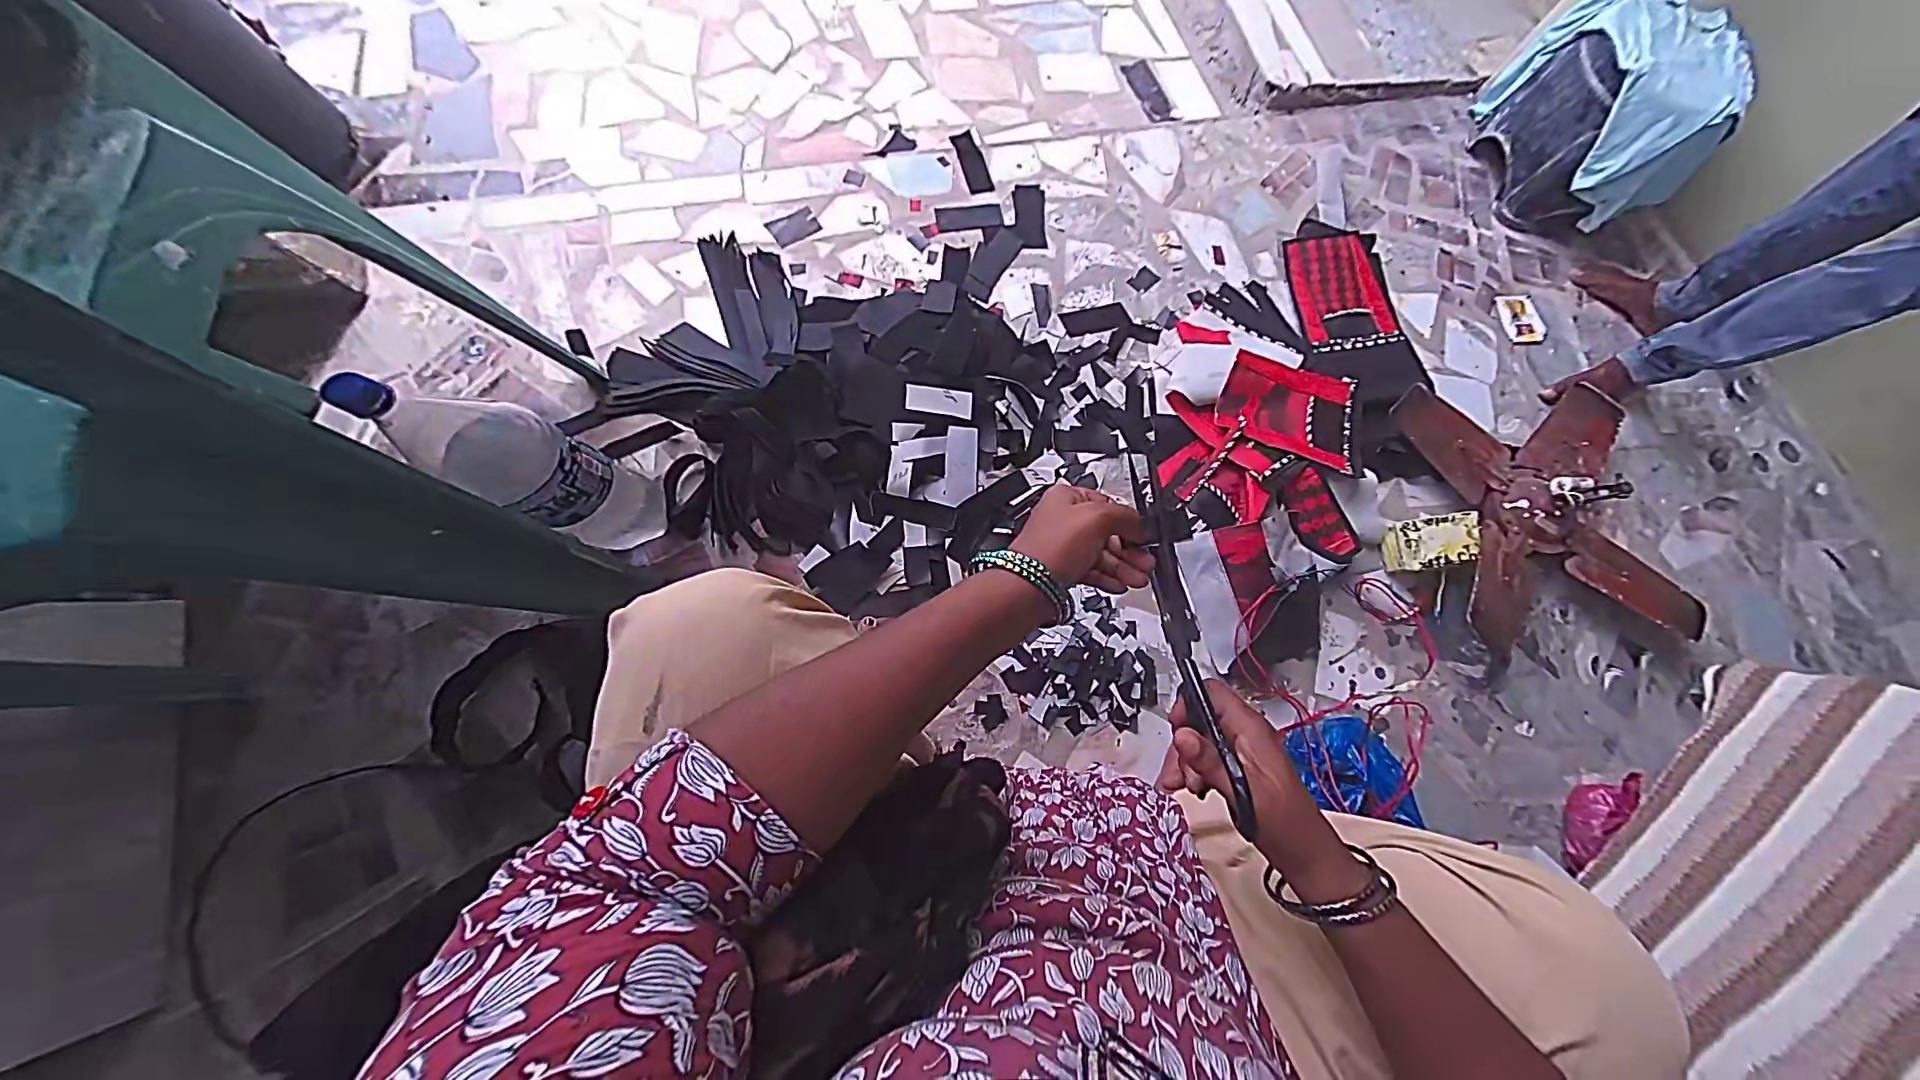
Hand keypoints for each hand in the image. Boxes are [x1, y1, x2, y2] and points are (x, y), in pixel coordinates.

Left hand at [1008, 484, 1152, 593]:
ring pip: (1101, 554)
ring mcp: (1062, 545)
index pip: (1108, 504)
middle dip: (1129, 549)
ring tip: (1138, 577)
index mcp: (1067, 497)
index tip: (1143, 536)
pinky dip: (1108, 577)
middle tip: (1145, 561)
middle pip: (1107, 532)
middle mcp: (1063, 519)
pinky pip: (1091, 570)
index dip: (1128, 521)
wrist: (1029, 585)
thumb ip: (1125, 516)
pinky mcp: (1062, 569)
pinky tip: (1120, 584)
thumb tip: (1139, 524)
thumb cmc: (1050, 547)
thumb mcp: (1097, 518)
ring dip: (1123, 566)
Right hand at [1158, 679, 1371, 898]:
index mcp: (1250, 729)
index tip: (1177, 734)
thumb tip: (1183, 735)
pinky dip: (1194, 771)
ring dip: (1185, 762)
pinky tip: (1194, 788)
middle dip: (1182, 744)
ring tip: (1187, 786)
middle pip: (1199, 718)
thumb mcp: (1242, 790)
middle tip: (1181, 772)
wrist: (1305, 854)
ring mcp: (1240, 750)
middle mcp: (1244, 734)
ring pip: (1198, 740)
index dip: (1187, 705)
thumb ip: (1209, 761)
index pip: (1211, 692)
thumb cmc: (1284, 823)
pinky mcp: (1236, 766)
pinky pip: (1205, 757)